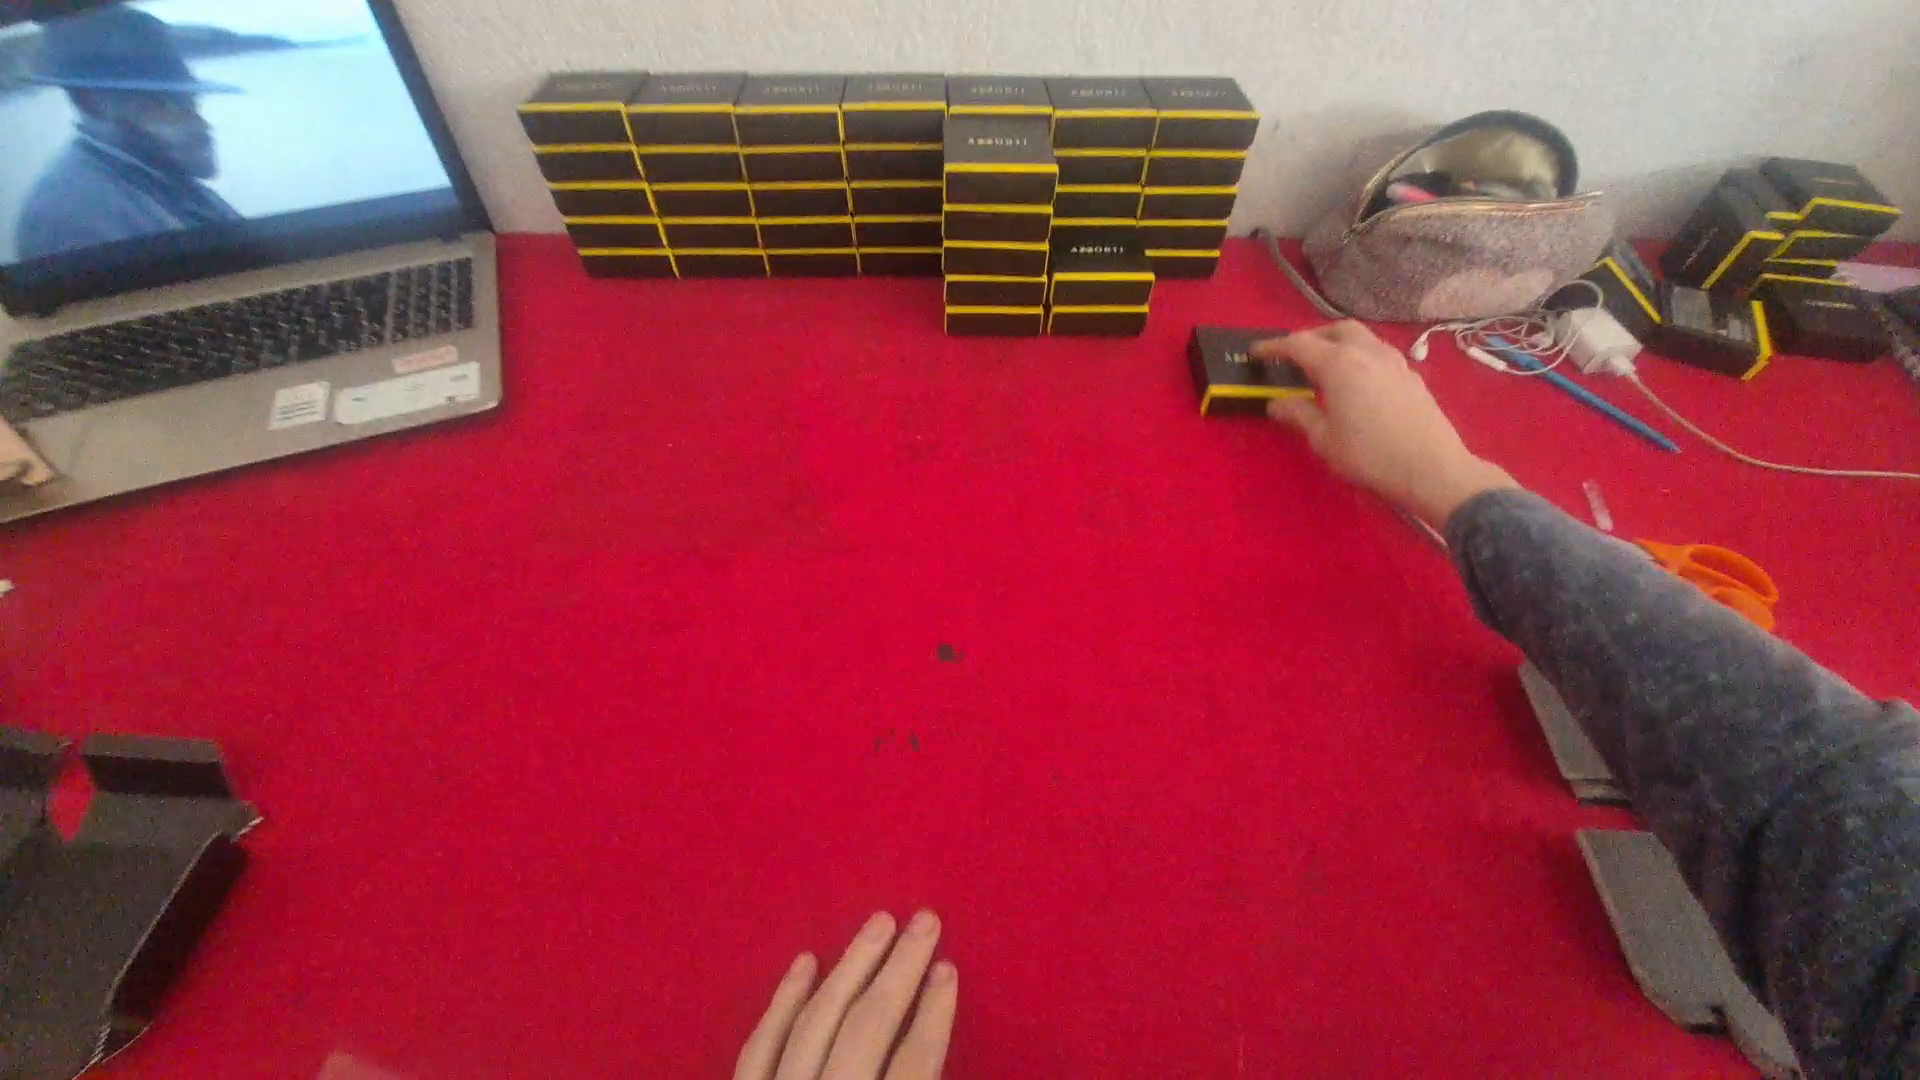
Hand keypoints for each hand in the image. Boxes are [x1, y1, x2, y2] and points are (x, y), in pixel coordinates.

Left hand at [734, 911, 957, 1079]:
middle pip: (866, 1029)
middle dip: (900, 970)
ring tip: (880, 922)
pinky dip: (783, 1002)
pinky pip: (758, 1047)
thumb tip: (927, 1025)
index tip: (948, 966)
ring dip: (849, 967)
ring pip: (813, 1024)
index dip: (935, 1015)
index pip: (913, 1065)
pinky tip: (805, 961)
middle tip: (926, 918)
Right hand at [1253, 321, 1517, 527]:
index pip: (1299, 345)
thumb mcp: (1324, 439)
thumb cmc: (1369, 455)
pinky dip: (1359, 356)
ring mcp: (1394, 362)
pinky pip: (1378, 353)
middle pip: (1336, 330)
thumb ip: (1299, 415)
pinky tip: (1355, 381)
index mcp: (1339, 365)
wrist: (1431, 469)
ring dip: (1337, 343)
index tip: (1256, 352)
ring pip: (1361, 338)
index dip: (1274, 347)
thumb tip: (1277, 403)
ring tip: (1323, 366)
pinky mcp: (1411, 376)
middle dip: (1311, 337)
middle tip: (1293, 356)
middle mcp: (1367, 353)